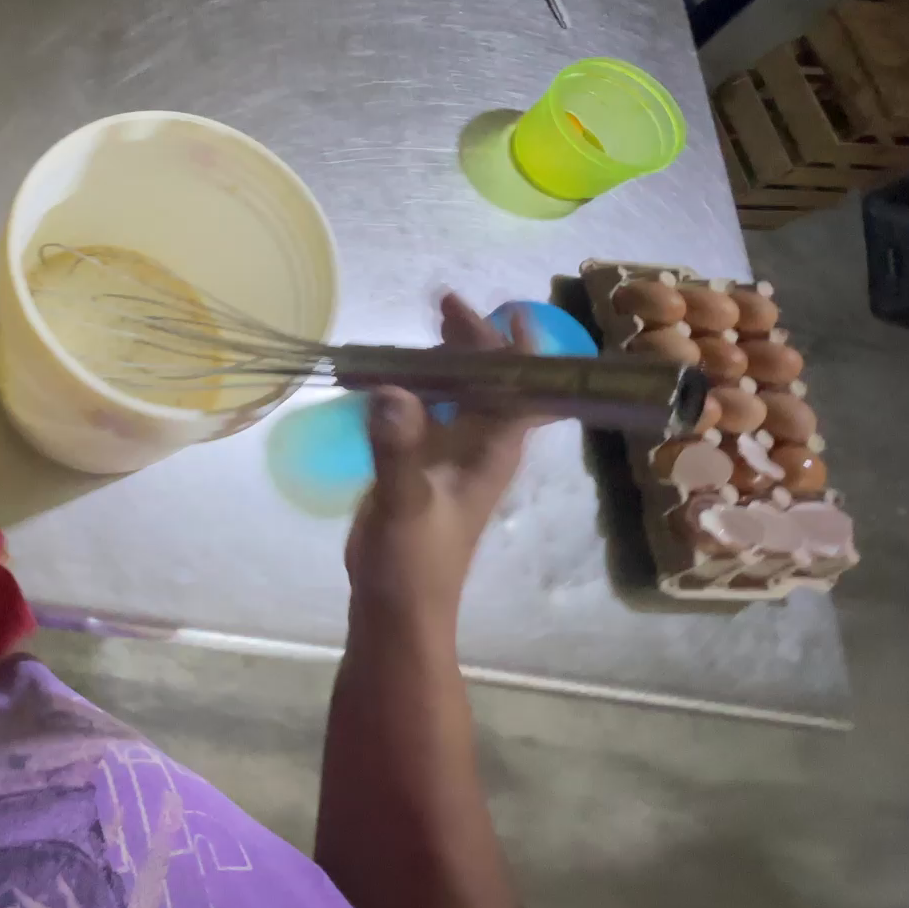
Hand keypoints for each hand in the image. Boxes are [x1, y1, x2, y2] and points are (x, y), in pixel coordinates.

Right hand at [343, 294, 542, 622]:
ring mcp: (449, 457)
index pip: (518, 386)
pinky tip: (391, 380)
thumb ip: (397, 449)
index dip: (510, 346)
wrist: (398, 604)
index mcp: (492, 450)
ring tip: (422, 330)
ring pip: (460, 397)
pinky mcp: (420, 467)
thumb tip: (390, 389)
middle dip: (475, 342)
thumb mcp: (406, 503)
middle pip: (491, 383)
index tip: (490, 309)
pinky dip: (415, 390)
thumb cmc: (415, 560)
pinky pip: (427, 415)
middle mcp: (479, 446)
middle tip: (442, 304)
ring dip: (446, 362)